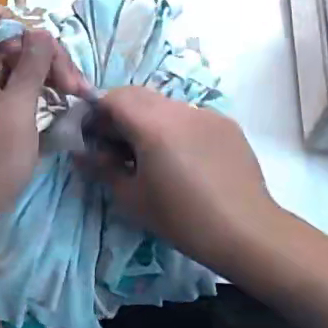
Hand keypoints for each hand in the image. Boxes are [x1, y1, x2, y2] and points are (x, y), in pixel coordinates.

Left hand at [0, 3, 84, 224]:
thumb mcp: (17, 115)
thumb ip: (29, 70)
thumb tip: (41, 31)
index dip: (3, 19)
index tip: (34, 46)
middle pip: (8, 39)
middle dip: (43, 53)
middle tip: (72, 83)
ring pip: (20, 62)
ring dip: (50, 72)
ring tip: (77, 94)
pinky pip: (21, 84)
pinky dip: (44, 89)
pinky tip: (66, 103)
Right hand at [80, 87, 283, 272]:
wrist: (245, 231)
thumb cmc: (182, 218)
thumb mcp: (132, 198)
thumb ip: (103, 168)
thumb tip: (82, 153)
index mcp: (153, 124)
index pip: (114, 98)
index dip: (97, 114)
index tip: (92, 139)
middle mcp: (181, 109)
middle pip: (139, 96)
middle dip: (121, 115)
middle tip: (116, 148)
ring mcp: (208, 114)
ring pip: (167, 106)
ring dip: (149, 121)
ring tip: (151, 157)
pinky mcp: (228, 125)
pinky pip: (192, 118)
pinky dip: (177, 130)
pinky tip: (184, 162)